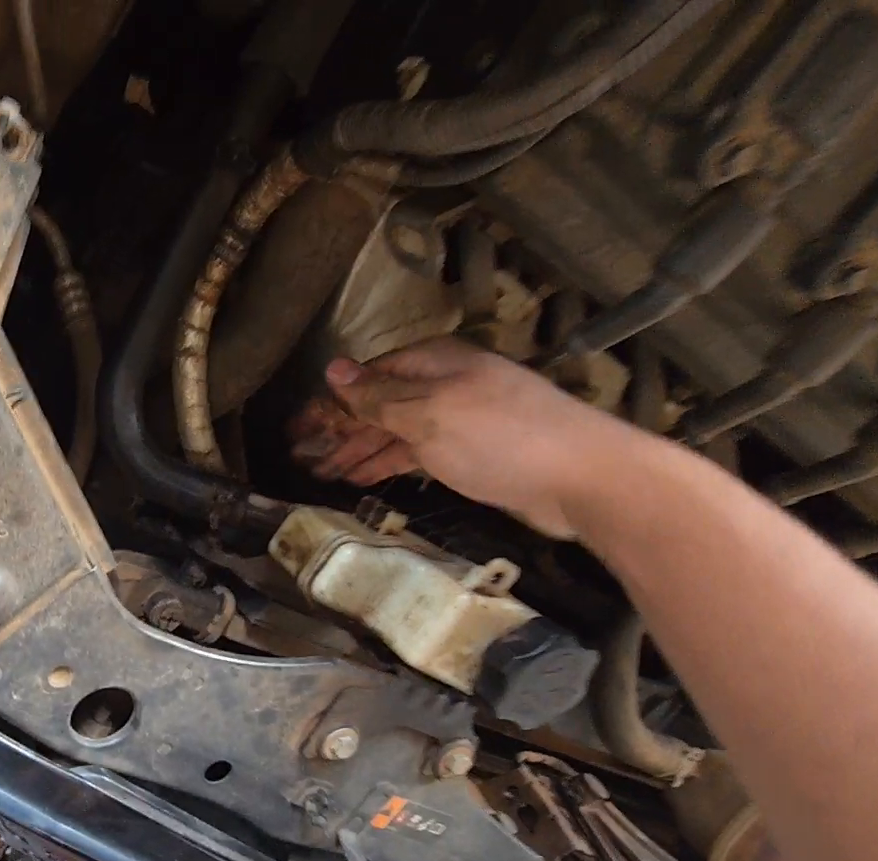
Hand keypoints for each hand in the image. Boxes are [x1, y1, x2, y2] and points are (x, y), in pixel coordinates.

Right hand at [290, 337, 646, 538]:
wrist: (582, 477)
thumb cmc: (498, 436)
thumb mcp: (428, 413)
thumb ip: (377, 396)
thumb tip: (332, 369)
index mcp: (432, 363)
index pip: (365, 378)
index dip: (328, 403)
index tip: (296, 429)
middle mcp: (442, 384)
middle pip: (376, 405)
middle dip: (337, 431)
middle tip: (299, 458)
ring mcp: (457, 418)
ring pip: (393, 432)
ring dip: (356, 452)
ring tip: (319, 474)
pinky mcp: (470, 452)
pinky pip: (413, 453)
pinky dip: (386, 464)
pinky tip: (361, 479)